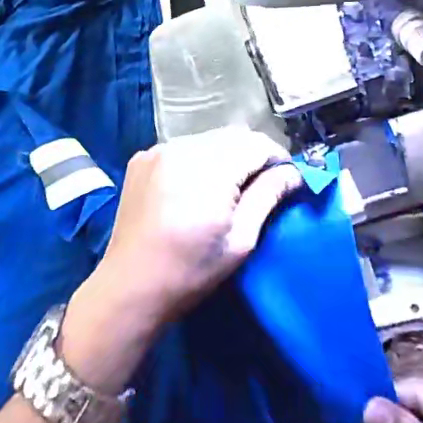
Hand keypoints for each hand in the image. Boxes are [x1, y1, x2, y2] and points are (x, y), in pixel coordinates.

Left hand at [90, 128, 302, 328]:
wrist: (130, 286)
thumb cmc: (190, 271)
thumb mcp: (240, 240)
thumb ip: (268, 197)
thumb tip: (293, 172)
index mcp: (207, 170)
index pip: (256, 143)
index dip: (278, 158)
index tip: (286, 179)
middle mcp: (181, 149)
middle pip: (232, 136)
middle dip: (253, 154)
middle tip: (262, 185)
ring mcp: (157, 150)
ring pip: (208, 139)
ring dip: (226, 155)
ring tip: (230, 189)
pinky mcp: (142, 158)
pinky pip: (183, 147)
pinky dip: (199, 159)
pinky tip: (197, 187)